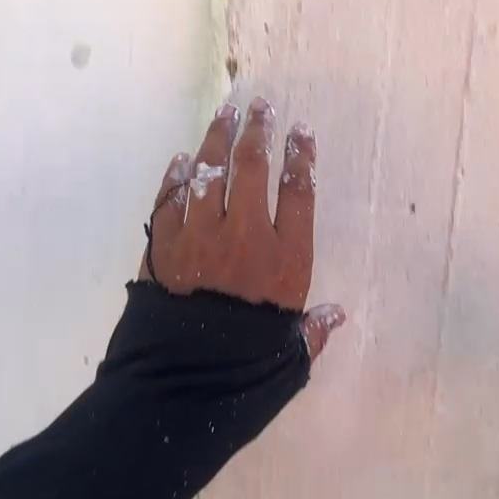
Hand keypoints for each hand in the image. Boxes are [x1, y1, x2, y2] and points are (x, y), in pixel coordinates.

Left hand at [138, 98, 346, 359]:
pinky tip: (183, 160)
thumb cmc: (242, 372)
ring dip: (218, 139)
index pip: (298, 192)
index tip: (301, 130)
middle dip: (259, 132)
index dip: (301, 156)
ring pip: (210, 174)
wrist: (176, 392)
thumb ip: (311, 332)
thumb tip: (335, 316)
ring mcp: (199, 237)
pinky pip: (171, 200)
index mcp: (284, 260)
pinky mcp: (163, 247)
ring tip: (225, 113)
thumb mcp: (289, 356)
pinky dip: (177, 177)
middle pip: (254, 169)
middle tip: (260, 106)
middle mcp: (244, 236)